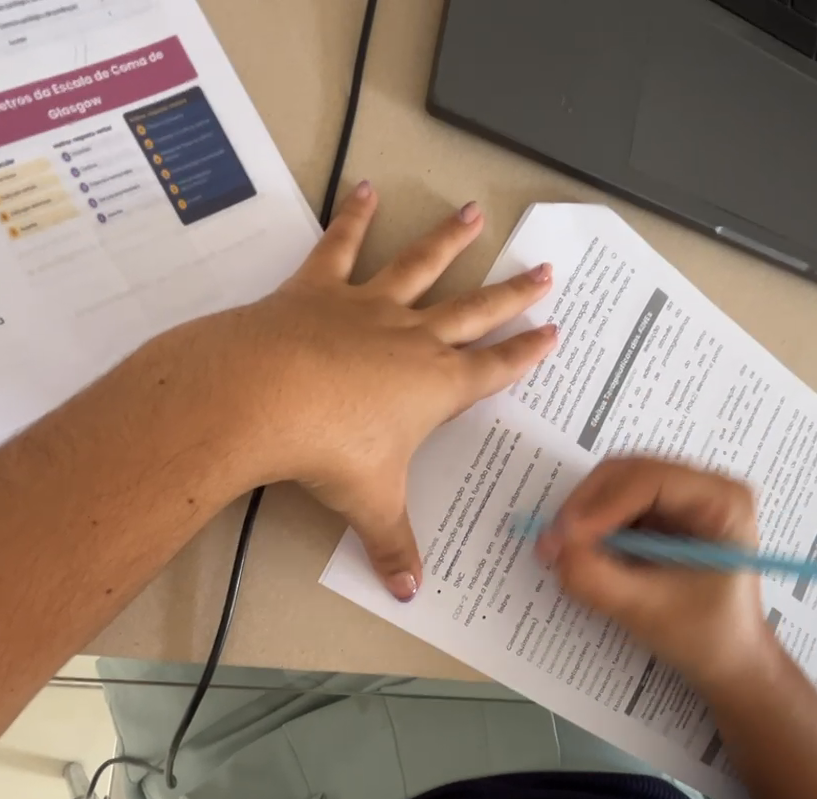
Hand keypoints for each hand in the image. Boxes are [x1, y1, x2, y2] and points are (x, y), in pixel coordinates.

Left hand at [145, 181, 557, 599]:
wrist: (264, 398)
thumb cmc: (329, 451)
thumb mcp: (370, 505)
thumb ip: (393, 546)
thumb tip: (409, 592)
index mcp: (434, 387)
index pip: (494, 370)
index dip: (526, 353)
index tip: (553, 332)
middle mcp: (412, 339)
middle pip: (475, 312)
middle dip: (512, 295)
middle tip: (544, 270)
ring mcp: (368, 308)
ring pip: (421, 267)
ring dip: (449, 242)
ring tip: (473, 214)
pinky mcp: (320, 289)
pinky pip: (343, 246)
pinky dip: (354, 217)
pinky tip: (365, 188)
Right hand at [538, 457, 784, 692]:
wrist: (727, 659)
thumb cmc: (706, 636)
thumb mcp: (648, 611)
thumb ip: (597, 580)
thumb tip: (551, 549)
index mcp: (721, 500)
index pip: (649, 479)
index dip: (601, 505)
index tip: (565, 540)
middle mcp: (700, 486)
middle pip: (625, 474)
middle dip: (584, 508)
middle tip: (552, 545)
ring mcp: (678, 498)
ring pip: (611, 486)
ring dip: (581, 517)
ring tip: (561, 553)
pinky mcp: (658, 515)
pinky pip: (610, 506)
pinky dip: (588, 528)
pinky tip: (579, 555)